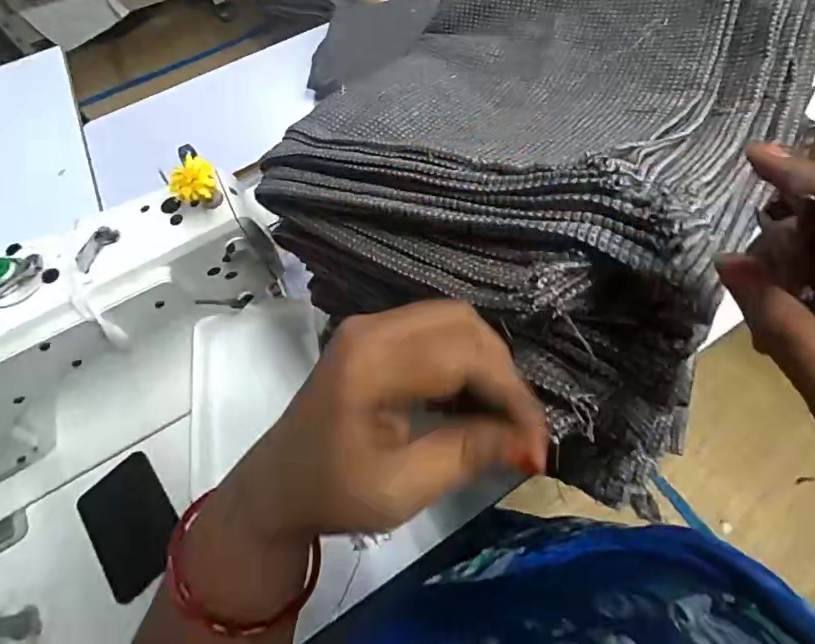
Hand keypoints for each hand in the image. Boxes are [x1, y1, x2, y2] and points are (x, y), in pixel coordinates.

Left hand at [221, 301, 549, 544]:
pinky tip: (471, 399)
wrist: (277, 485)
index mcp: (371, 362)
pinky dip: (464, 358)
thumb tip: (530, 443)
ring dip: (486, 362)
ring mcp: (371, 325)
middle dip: (502, 372)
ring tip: (501, 417)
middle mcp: (372, 328)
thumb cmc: (332, 493)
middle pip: (461, 323)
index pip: (462, 354)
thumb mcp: (401, 489)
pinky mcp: (375, 334)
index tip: (537, 443)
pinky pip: (435, 329)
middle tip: (520, 429)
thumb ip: (466, 454)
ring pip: (452, 320)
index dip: (510, 393)